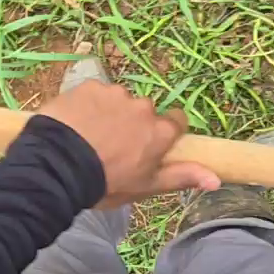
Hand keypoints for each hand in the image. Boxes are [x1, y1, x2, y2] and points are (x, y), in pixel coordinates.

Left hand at [37, 81, 220, 207]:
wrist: (57, 167)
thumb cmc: (104, 183)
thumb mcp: (144, 187)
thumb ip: (181, 177)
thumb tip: (217, 179)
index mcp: (159, 132)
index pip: (176, 122)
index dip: (162, 133)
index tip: (146, 146)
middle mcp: (142, 107)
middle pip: (143, 112)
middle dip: (131, 124)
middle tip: (109, 147)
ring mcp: (115, 94)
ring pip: (117, 101)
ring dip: (108, 113)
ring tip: (87, 136)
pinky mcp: (88, 86)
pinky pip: (93, 94)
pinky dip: (86, 106)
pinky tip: (73, 124)